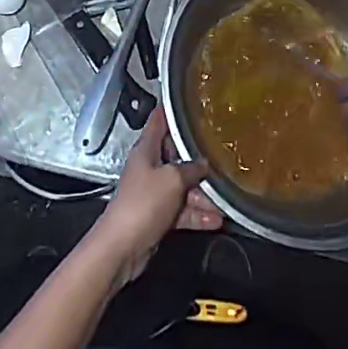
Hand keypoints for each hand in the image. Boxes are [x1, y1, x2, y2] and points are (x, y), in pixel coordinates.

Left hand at [89, 109, 223, 285]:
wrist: (122, 248)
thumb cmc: (143, 204)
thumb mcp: (172, 180)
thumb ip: (191, 169)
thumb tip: (203, 164)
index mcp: (146, 150)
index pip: (158, 122)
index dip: (171, 110)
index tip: (187, 101)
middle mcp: (148, 168)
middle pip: (175, 157)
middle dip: (197, 162)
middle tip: (220, 160)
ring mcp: (152, 193)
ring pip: (181, 187)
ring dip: (202, 194)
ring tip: (225, 200)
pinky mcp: (156, 216)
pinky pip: (180, 210)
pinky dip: (196, 215)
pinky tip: (216, 220)